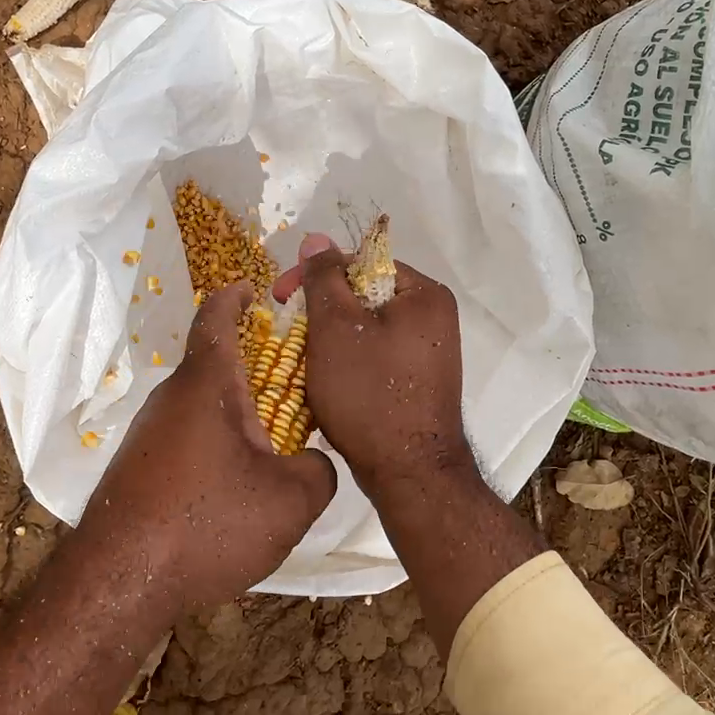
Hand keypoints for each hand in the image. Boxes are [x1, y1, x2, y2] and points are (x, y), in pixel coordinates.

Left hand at [75, 283, 336, 612]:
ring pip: (202, 407)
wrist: (118, 582)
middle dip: (255, 370)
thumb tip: (313, 461)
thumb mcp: (289, 502)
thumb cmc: (208, 523)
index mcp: (207, 385)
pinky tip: (234, 490)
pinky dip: (215, 445)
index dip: (235, 296)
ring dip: (236, 415)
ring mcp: (149, 434)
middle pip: (215, 367)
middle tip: (293, 389)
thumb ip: (318, 470)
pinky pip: (186, 438)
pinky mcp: (139, 468)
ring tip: (272, 450)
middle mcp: (172, 398)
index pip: (216, 317)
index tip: (253, 288)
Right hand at [273, 234, 474, 494]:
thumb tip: (317, 239)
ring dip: (331, 339)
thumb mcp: (335, 328)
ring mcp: (429, 352)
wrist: (411, 476)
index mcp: (424, 294)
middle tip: (289, 332)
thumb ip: (323, 278)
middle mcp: (434, 317)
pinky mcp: (418, 382)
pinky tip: (326, 382)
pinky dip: (348, 362)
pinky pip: (376, 355)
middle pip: (363, 295)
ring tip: (303, 360)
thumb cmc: (370, 394)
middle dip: (322, 312)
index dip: (316, 275)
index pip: (360, 263)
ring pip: (365, 328)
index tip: (281, 297)